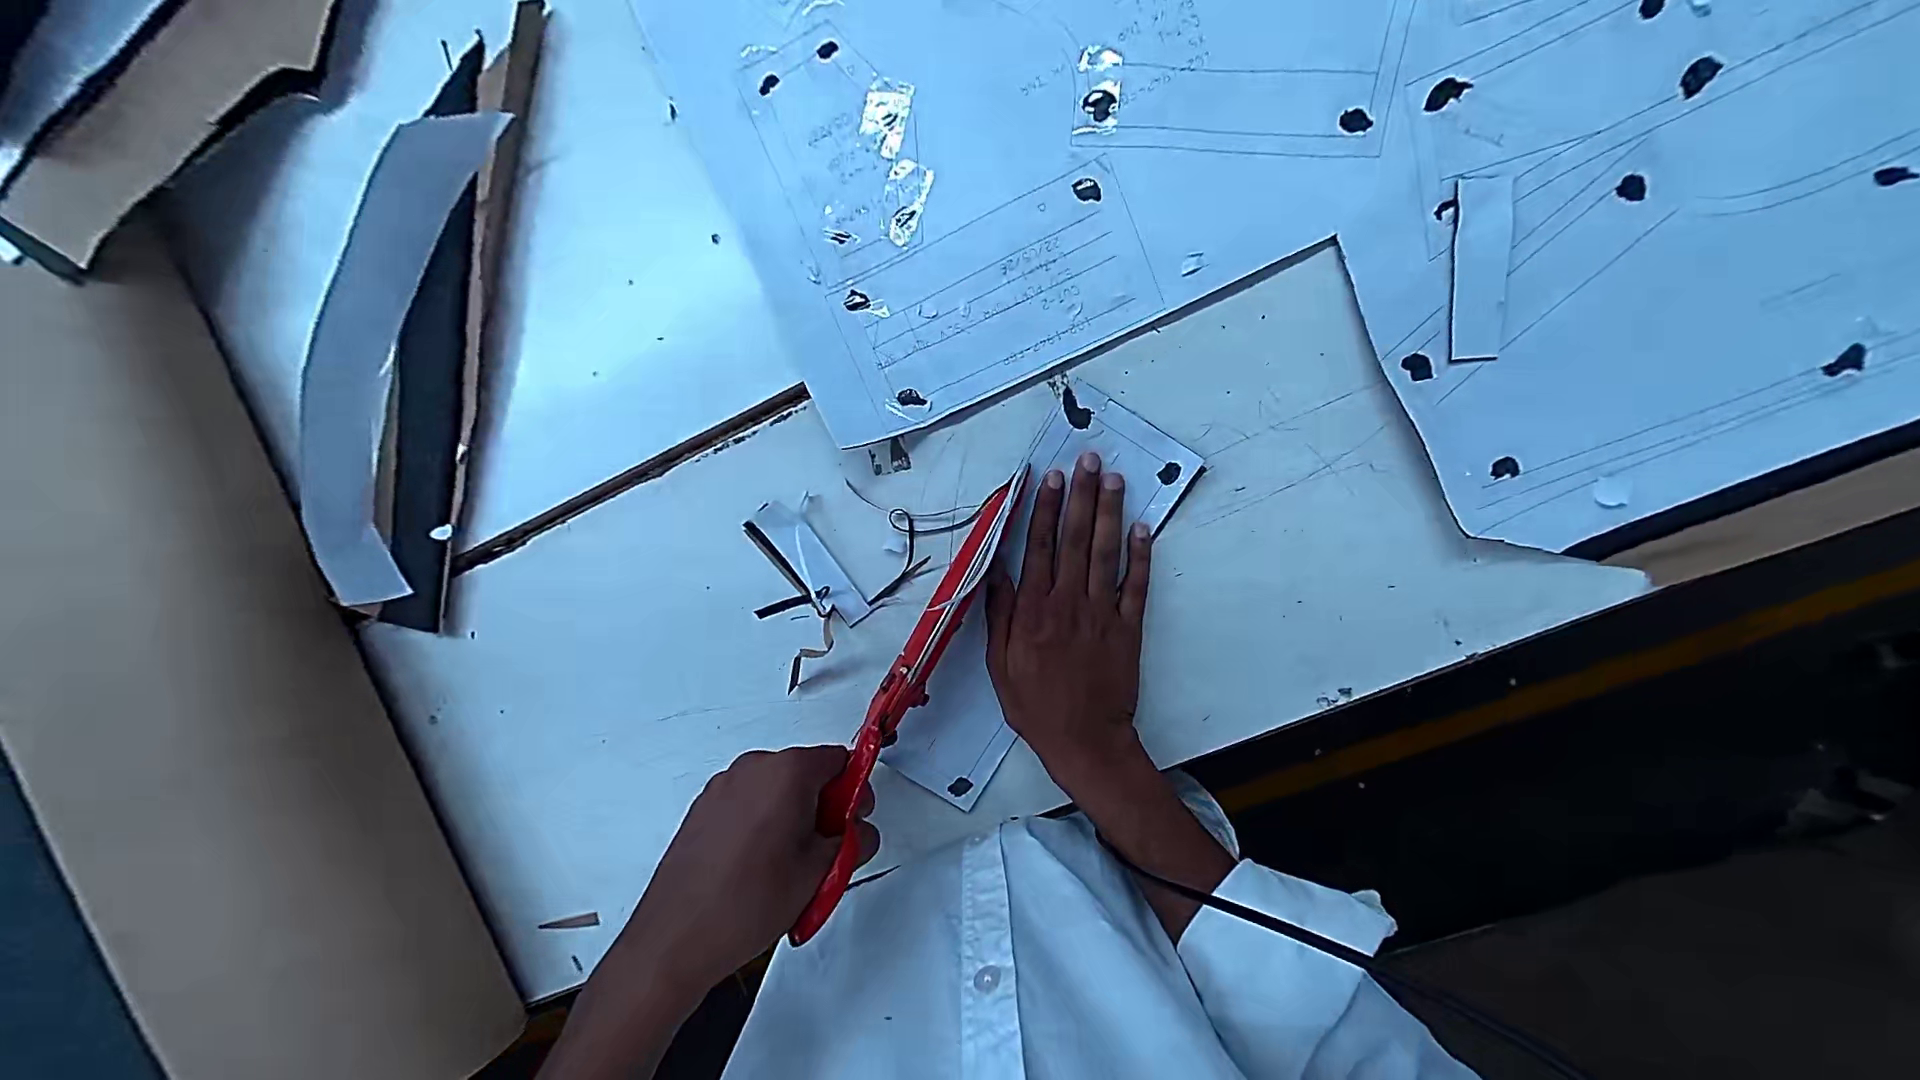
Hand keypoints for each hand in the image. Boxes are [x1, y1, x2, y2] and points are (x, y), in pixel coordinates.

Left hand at [618, 746, 878, 992]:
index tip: (853, 820)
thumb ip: (857, 840)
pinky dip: (763, 824)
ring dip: (793, 817)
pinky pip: (749, 803)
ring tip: (790, 868)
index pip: (841, 760)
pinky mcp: (704, 808)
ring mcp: (724, 786)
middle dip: (825, 807)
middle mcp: (754, 768)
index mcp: (787, 771)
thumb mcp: (822, 873)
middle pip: (808, 773)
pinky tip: (761, 868)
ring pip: (778, 790)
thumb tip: (860, 832)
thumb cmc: (741, 905)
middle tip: (827, 850)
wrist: (675, 941)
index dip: (854, 791)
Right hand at [985, 451, 1152, 794]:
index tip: (1050, 478)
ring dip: (1110, 513)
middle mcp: (1067, 603)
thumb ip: (999, 616)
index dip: (1045, 509)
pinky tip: (1142, 528)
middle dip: (1081, 496)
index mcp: (1033, 611)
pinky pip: (1135, 585)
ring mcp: (1101, 613)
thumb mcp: (1000, 665)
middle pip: (1075, 539)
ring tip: (1113, 480)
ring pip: (1105, 553)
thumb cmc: (1036, 706)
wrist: (1084, 740)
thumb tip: (997, 575)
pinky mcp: (1128, 627)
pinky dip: (1140, 556)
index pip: (1038, 547)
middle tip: (1087, 462)